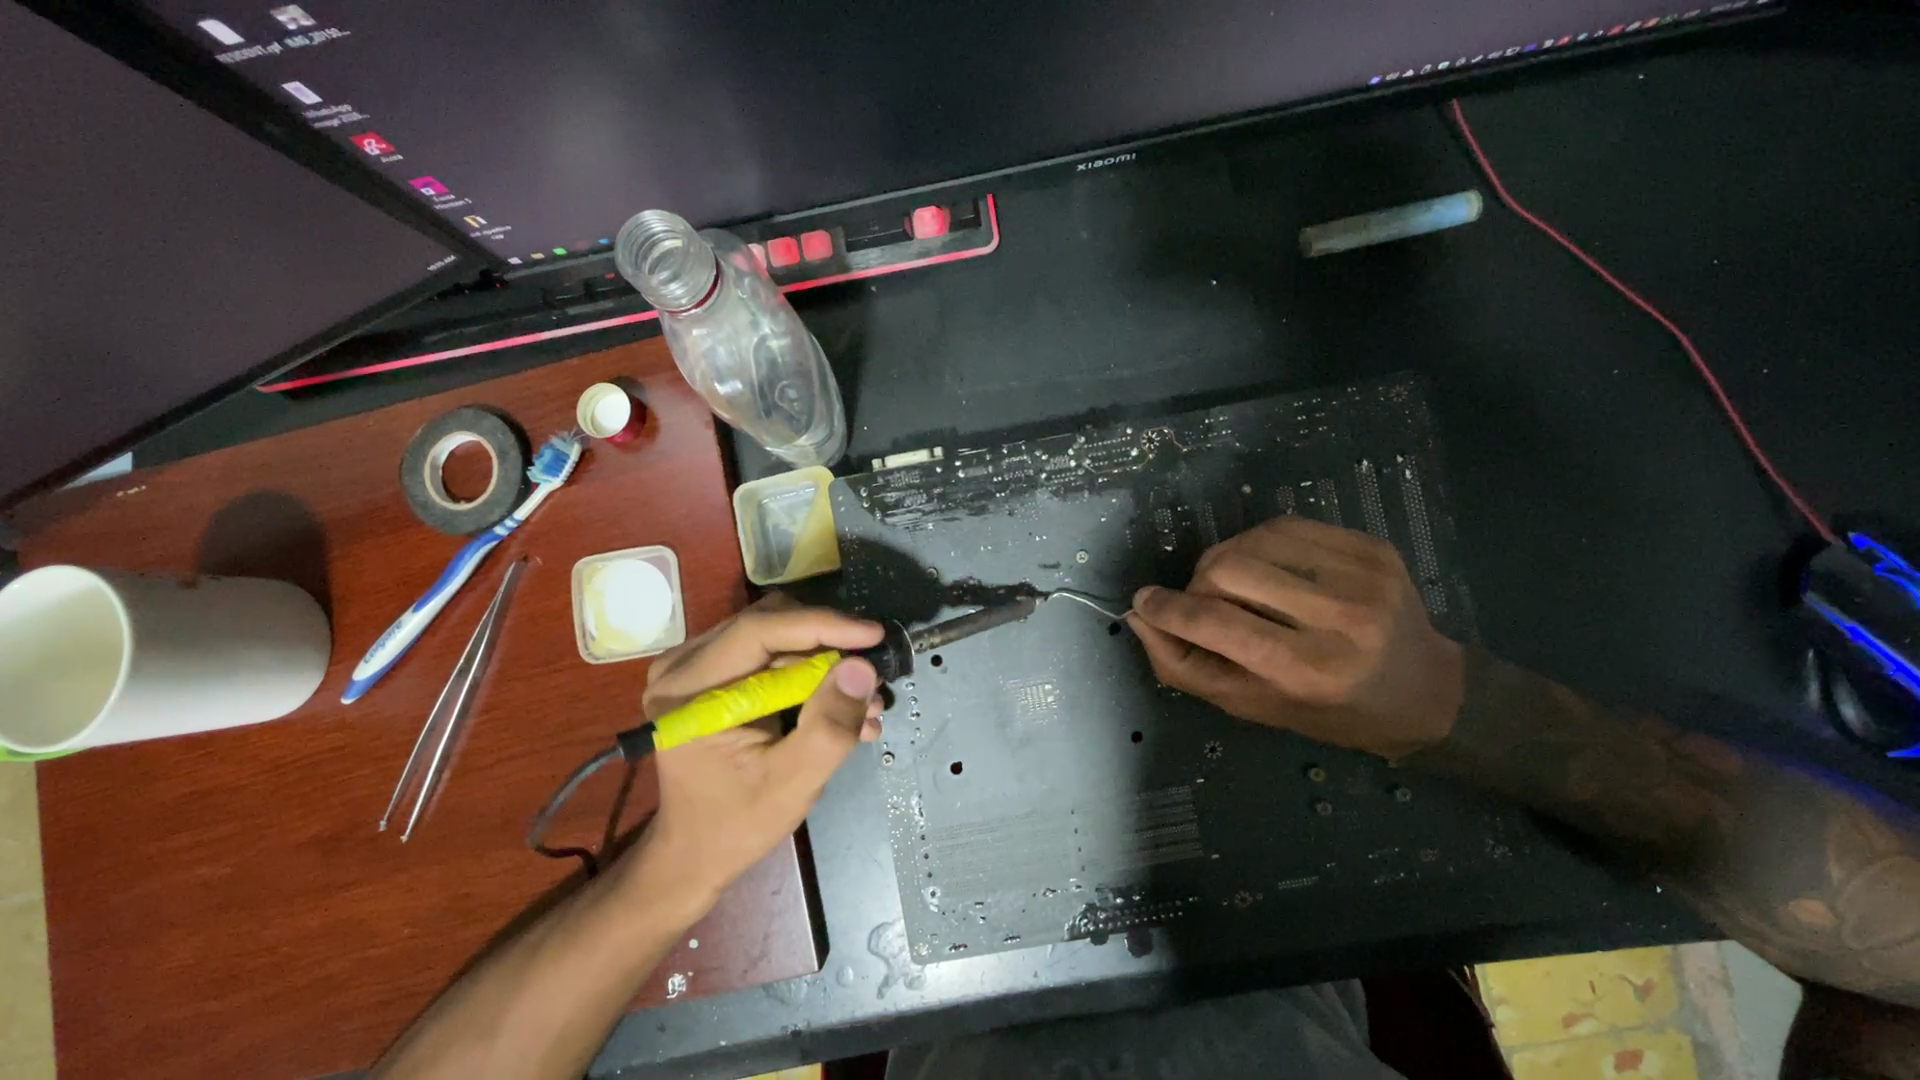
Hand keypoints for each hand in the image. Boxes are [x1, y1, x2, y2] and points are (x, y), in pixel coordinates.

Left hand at [615, 596, 885, 914]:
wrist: (695, 852)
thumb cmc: (736, 824)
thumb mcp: (792, 784)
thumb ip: (829, 726)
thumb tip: (863, 668)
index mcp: (689, 688)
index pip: (760, 630)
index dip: (822, 626)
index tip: (875, 635)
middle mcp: (683, 664)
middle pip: (770, 624)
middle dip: (828, 647)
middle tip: (870, 681)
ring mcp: (695, 666)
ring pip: (776, 635)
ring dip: (825, 663)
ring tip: (865, 705)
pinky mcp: (712, 674)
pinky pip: (770, 653)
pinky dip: (809, 674)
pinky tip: (841, 709)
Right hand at [1126, 517, 1464, 759]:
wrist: (1422, 690)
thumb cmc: (1330, 712)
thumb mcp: (1252, 707)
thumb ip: (1186, 666)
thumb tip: (1139, 616)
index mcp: (1311, 671)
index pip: (1218, 624)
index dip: (1170, 610)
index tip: (1145, 602)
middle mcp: (1340, 618)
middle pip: (1230, 569)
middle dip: (1198, 583)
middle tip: (1202, 603)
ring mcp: (1361, 575)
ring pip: (1253, 540)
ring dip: (1225, 560)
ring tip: (1234, 586)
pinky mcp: (1370, 546)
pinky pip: (1286, 526)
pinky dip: (1259, 544)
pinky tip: (1266, 568)